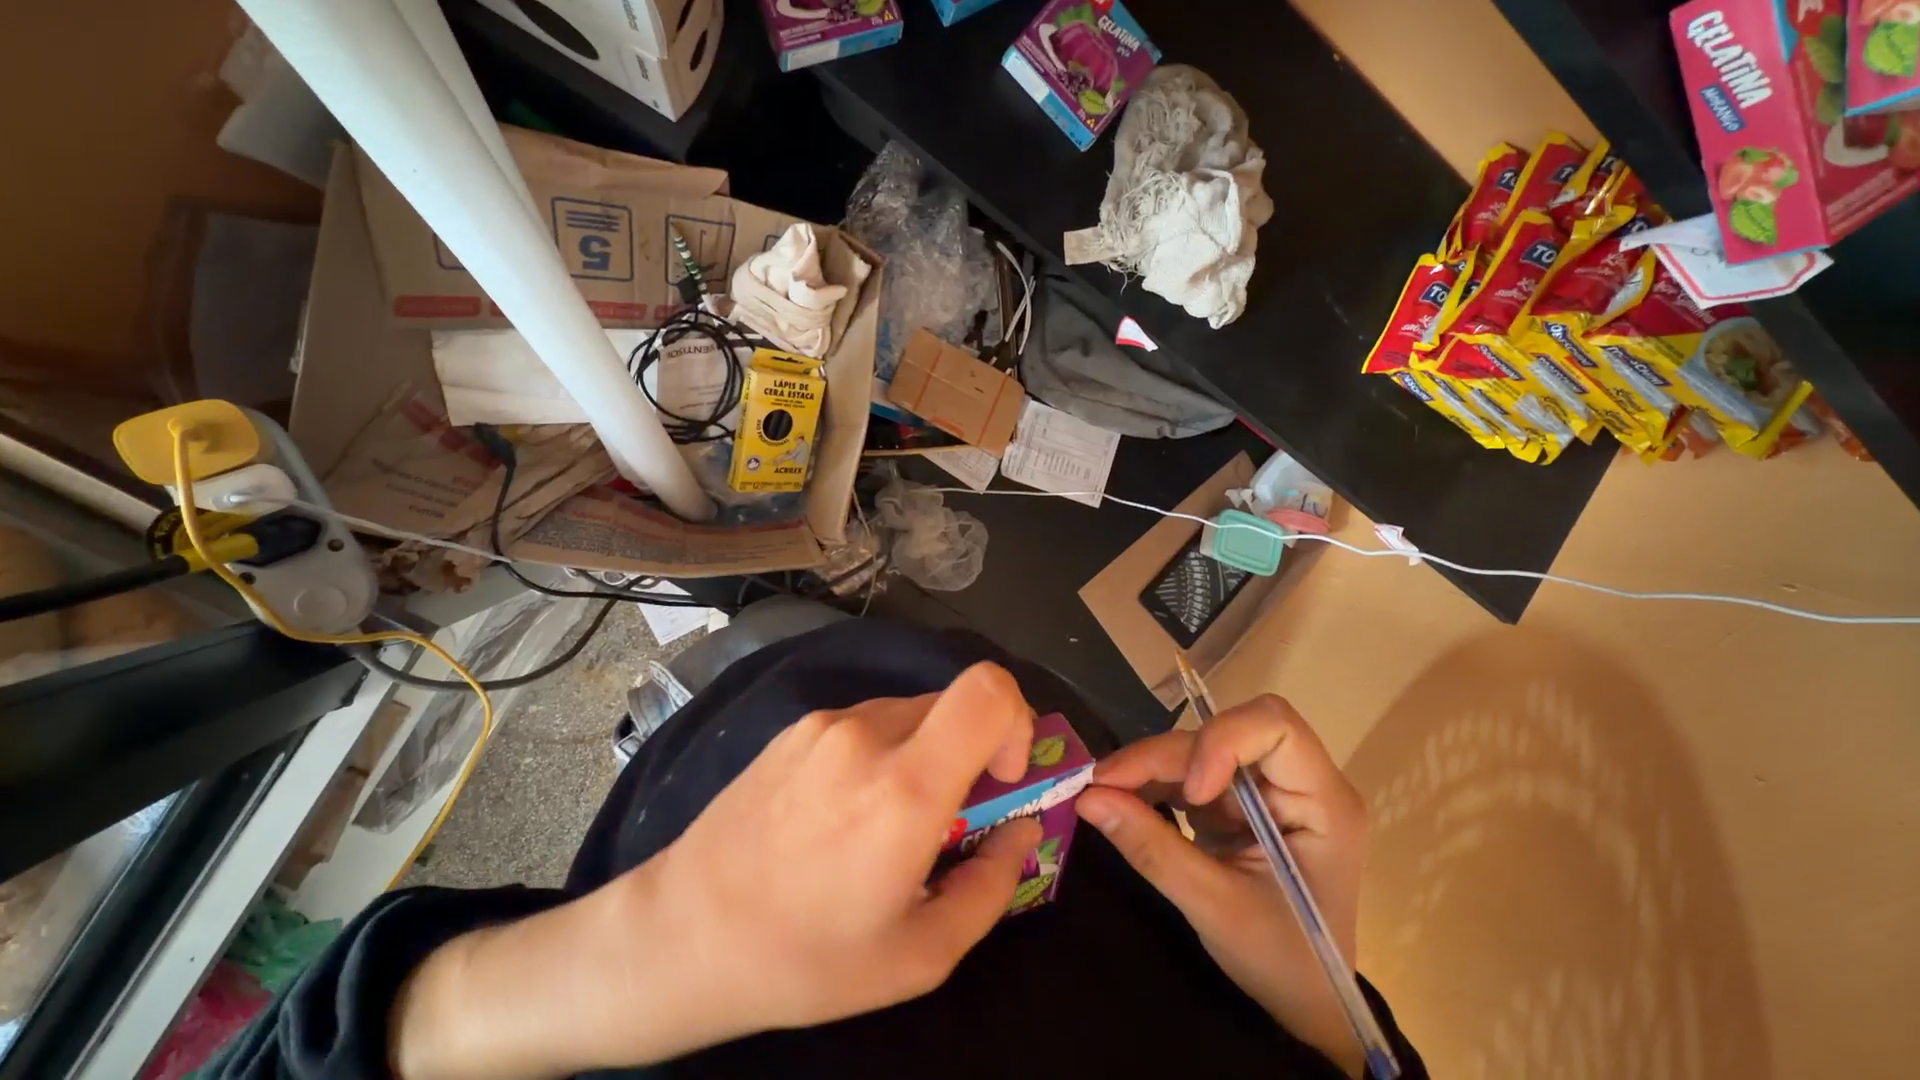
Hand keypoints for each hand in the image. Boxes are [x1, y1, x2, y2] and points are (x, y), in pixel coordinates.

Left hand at [390, 663, 1040, 1079]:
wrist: (679, 937)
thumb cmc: (805, 960)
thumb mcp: (920, 954)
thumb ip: (992, 885)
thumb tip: (1021, 829)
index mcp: (905, 787)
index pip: (990, 690)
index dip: (1018, 721)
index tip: (1004, 778)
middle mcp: (866, 735)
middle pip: (955, 705)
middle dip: (973, 754)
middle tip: (949, 822)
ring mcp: (822, 725)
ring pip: (910, 714)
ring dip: (925, 757)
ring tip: (886, 827)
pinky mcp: (791, 730)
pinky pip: (865, 725)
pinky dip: (881, 756)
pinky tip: (843, 817)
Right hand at [1075, 695, 1368, 1077]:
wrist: (1304, 1007)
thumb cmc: (1281, 961)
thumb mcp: (1215, 907)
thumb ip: (1153, 848)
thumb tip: (1087, 798)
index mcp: (1323, 802)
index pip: (1275, 727)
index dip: (1224, 740)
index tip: (1191, 793)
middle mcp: (1298, 783)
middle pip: (1226, 735)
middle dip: (1164, 757)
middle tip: (1102, 782)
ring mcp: (1267, 793)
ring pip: (1201, 750)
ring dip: (1151, 767)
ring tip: (1103, 791)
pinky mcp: (1240, 807)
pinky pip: (1191, 776)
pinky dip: (1155, 786)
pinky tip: (1123, 800)